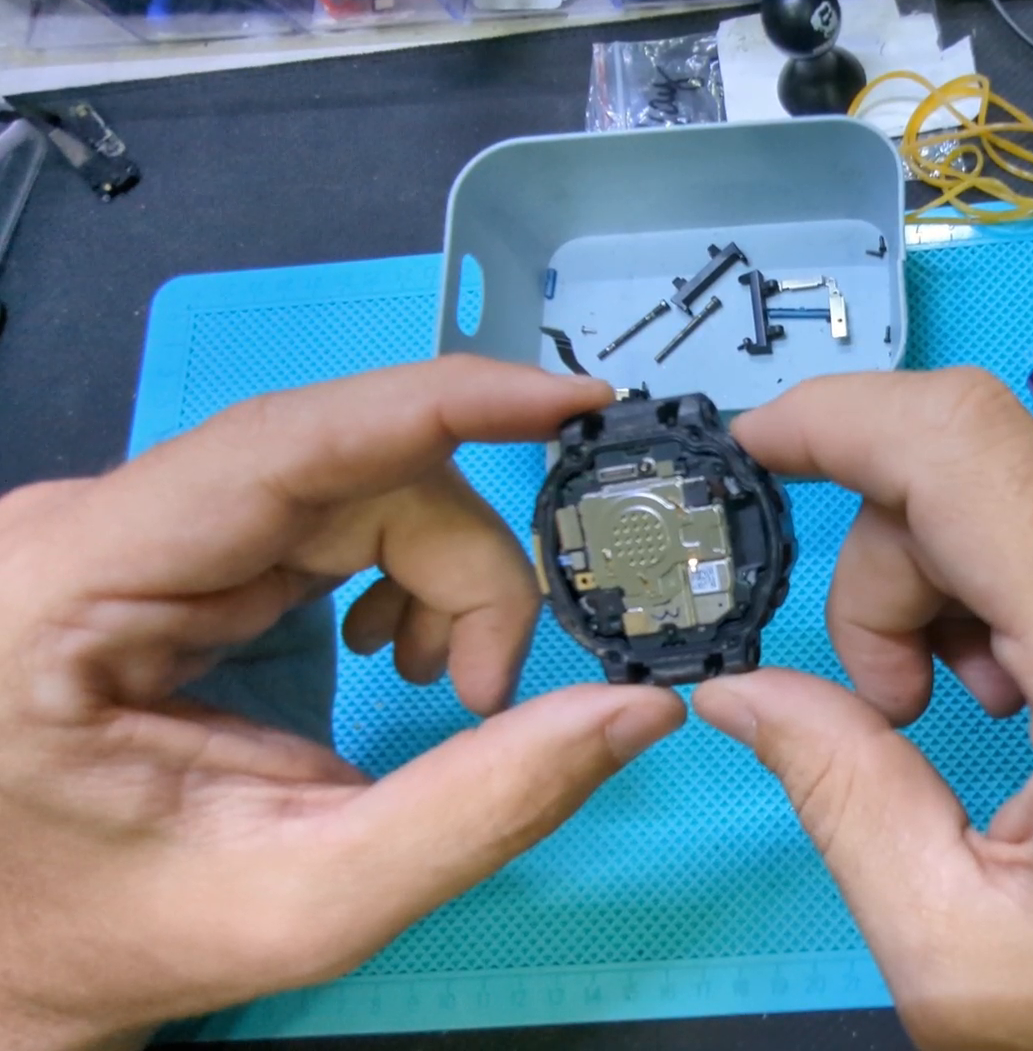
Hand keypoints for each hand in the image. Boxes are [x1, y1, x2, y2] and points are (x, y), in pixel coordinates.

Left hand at [0, 358, 684, 1050]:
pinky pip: (361, 509)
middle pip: (374, 477)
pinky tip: (404, 646)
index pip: (297, 438)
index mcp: (68, 589)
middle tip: (493, 684)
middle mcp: (102, 524)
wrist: (6, 953)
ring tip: (449, 678)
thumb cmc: (117, 935)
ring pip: (384, 488)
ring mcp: (152, 524)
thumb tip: (645, 706)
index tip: (582, 403)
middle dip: (474, 571)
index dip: (459, 403)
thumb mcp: (314, 902)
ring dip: (456, 578)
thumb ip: (489, 805)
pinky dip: (425, 573)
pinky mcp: (198, 540)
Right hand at [695, 369, 1032, 1049]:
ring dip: (946, 576)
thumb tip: (743, 691)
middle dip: (885, 569)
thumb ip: (840, 793)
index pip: (966, 453)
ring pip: (1010, 486)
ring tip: (976, 700)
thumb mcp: (972, 953)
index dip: (839, 418)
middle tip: (894, 698)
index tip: (759, 443)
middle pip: (969, 471)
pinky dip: (1006, 575)